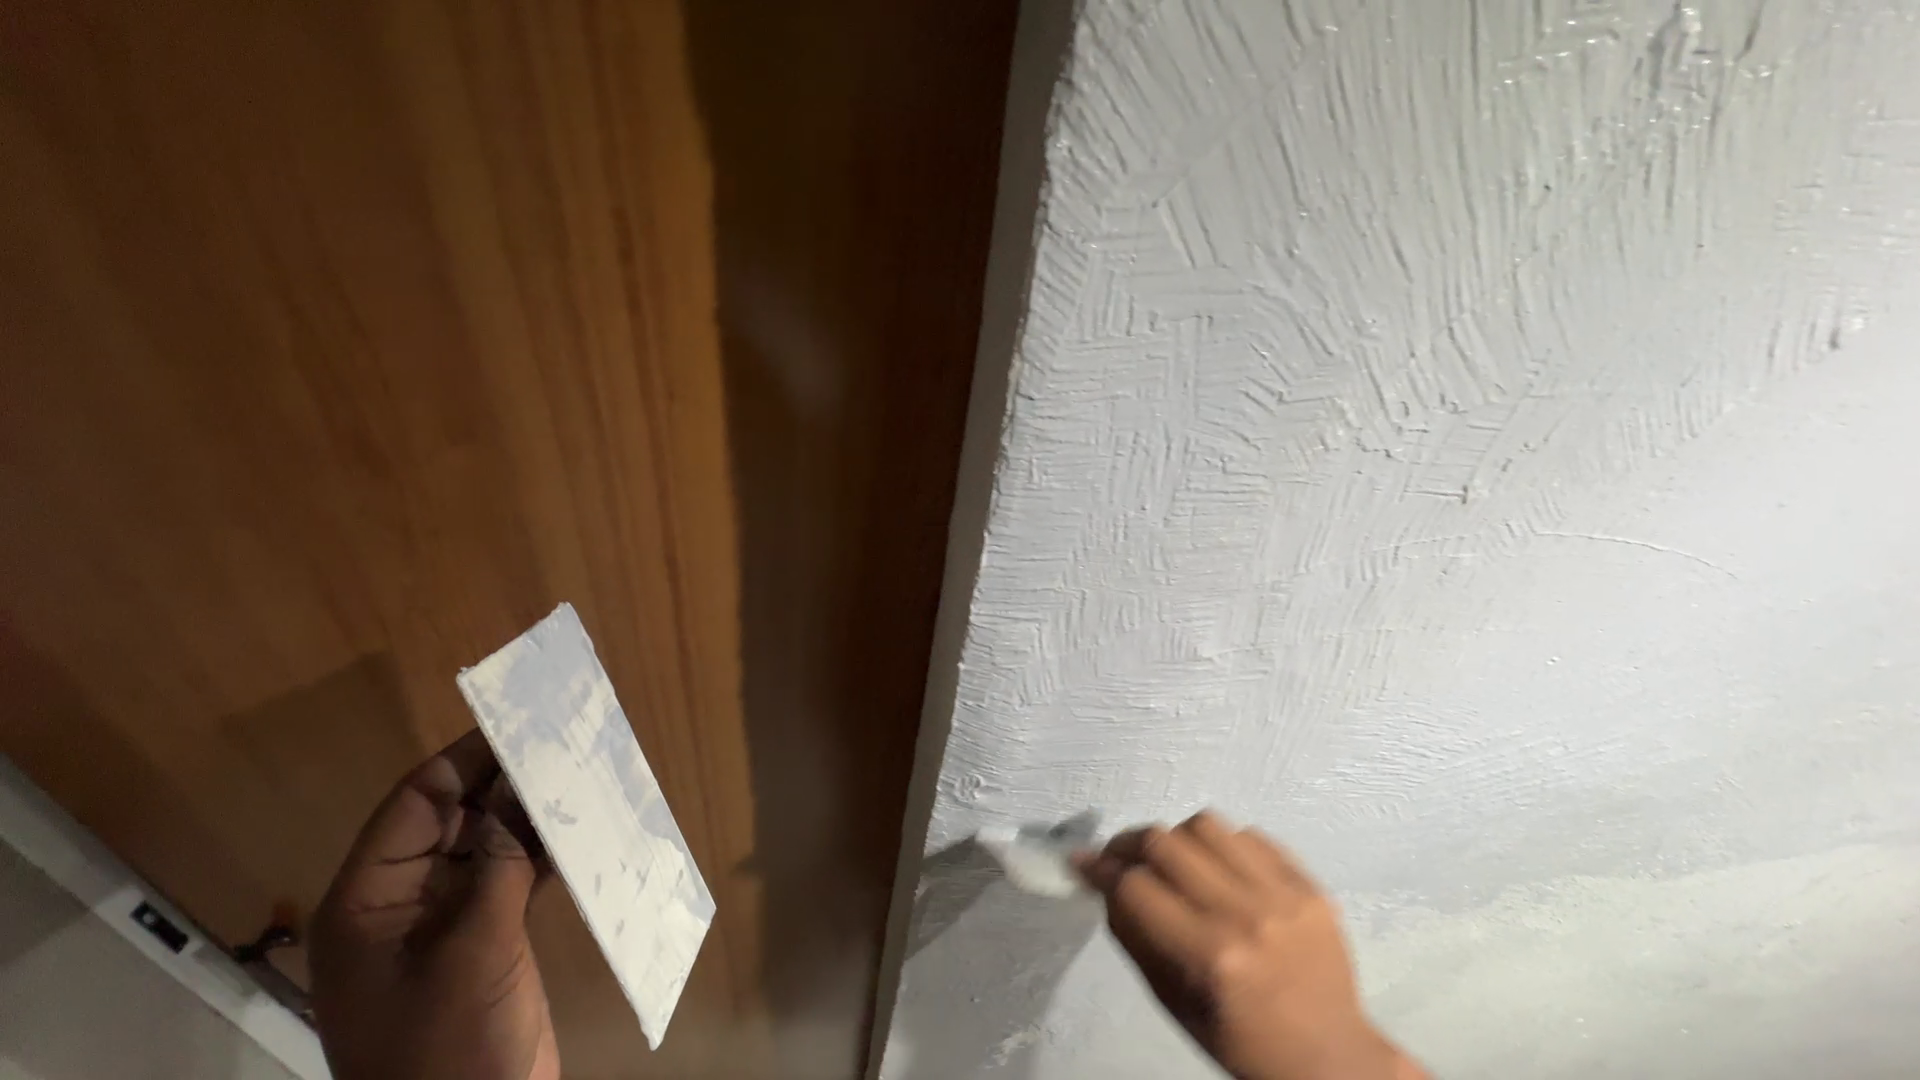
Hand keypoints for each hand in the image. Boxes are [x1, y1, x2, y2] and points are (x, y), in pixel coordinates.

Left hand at [311, 731, 559, 1079]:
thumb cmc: (448, 1048)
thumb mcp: (471, 954)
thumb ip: (494, 869)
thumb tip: (520, 796)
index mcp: (371, 900)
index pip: (416, 804)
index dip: (466, 759)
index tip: (521, 721)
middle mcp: (404, 900)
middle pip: (455, 817)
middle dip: (505, 779)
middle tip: (564, 739)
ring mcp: (448, 919)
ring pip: (490, 843)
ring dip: (531, 813)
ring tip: (582, 770)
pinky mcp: (487, 937)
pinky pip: (513, 875)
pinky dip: (544, 851)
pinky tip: (584, 827)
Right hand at [1076, 811, 1424, 1079]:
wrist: (1329, 1057)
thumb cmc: (1238, 1039)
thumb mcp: (1172, 1000)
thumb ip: (1132, 933)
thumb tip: (1100, 877)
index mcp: (1210, 956)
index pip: (1135, 886)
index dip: (1100, 870)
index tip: (1083, 863)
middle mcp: (1246, 915)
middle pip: (1164, 842)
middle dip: (1129, 845)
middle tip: (1122, 858)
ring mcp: (1283, 895)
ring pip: (1205, 825)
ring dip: (1177, 839)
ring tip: (1177, 863)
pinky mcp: (1310, 885)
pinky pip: (1250, 834)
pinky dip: (1223, 845)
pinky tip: (1222, 871)